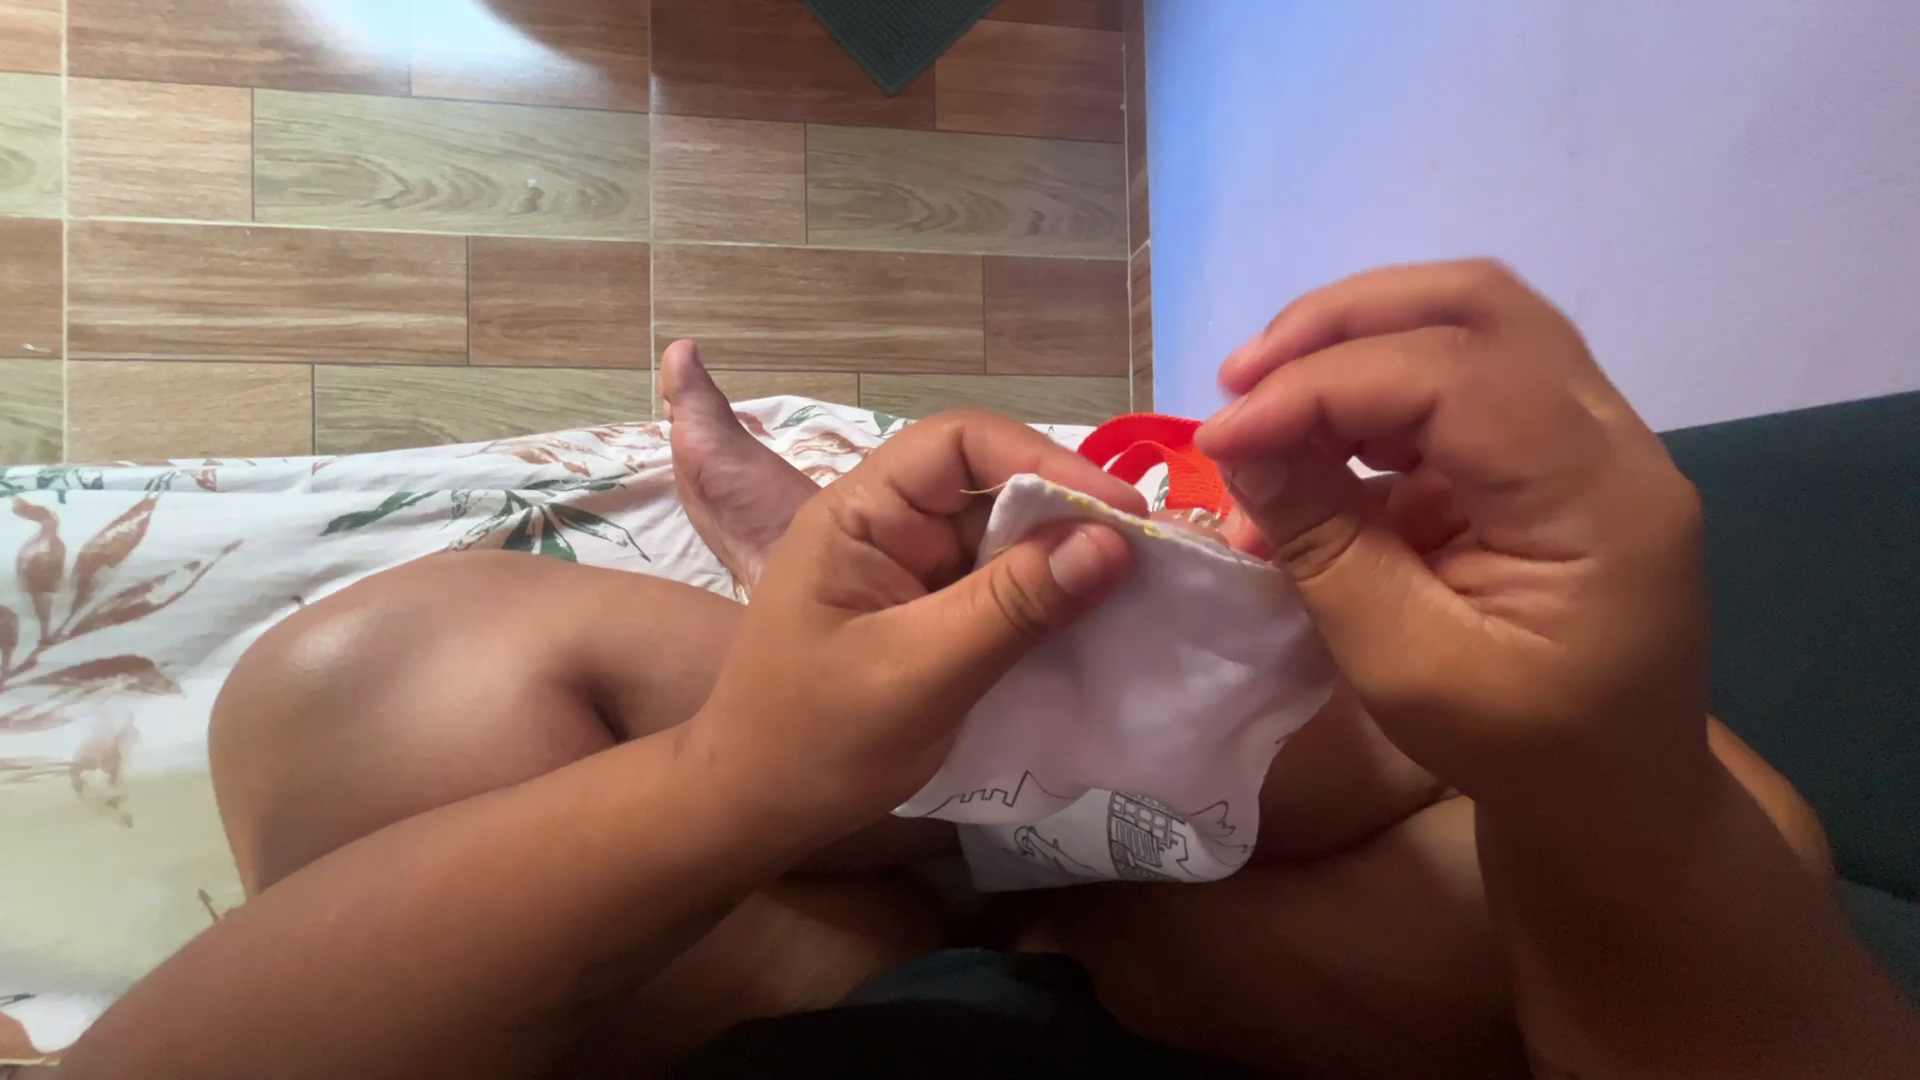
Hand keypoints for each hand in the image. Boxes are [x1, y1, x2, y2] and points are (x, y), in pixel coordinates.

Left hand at [689, 410, 1140, 842]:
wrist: (759, 809)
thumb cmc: (816, 741)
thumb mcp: (917, 672)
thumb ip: (1013, 606)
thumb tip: (1114, 543)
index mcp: (860, 513)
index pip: (958, 444)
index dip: (1043, 460)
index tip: (1119, 510)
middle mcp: (889, 526)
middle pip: (991, 487)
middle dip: (1065, 514)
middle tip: (1147, 554)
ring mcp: (912, 571)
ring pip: (1003, 540)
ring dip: (1064, 560)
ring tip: (1136, 586)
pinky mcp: (932, 613)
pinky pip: (1000, 588)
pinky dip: (1046, 599)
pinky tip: (1093, 617)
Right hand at [1199, 260, 1710, 814]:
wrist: (1606, 789)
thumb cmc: (1512, 745)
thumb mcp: (1398, 660)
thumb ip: (1319, 543)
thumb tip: (1238, 447)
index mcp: (1596, 498)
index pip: (1452, 378)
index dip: (1318, 390)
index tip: (1220, 439)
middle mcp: (1603, 437)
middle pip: (1473, 306)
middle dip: (1336, 326)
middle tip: (1239, 379)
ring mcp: (1571, 436)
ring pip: (1458, 324)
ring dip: (1343, 347)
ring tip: (1257, 403)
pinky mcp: (1528, 453)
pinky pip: (1440, 382)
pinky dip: (1355, 395)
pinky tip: (1303, 442)